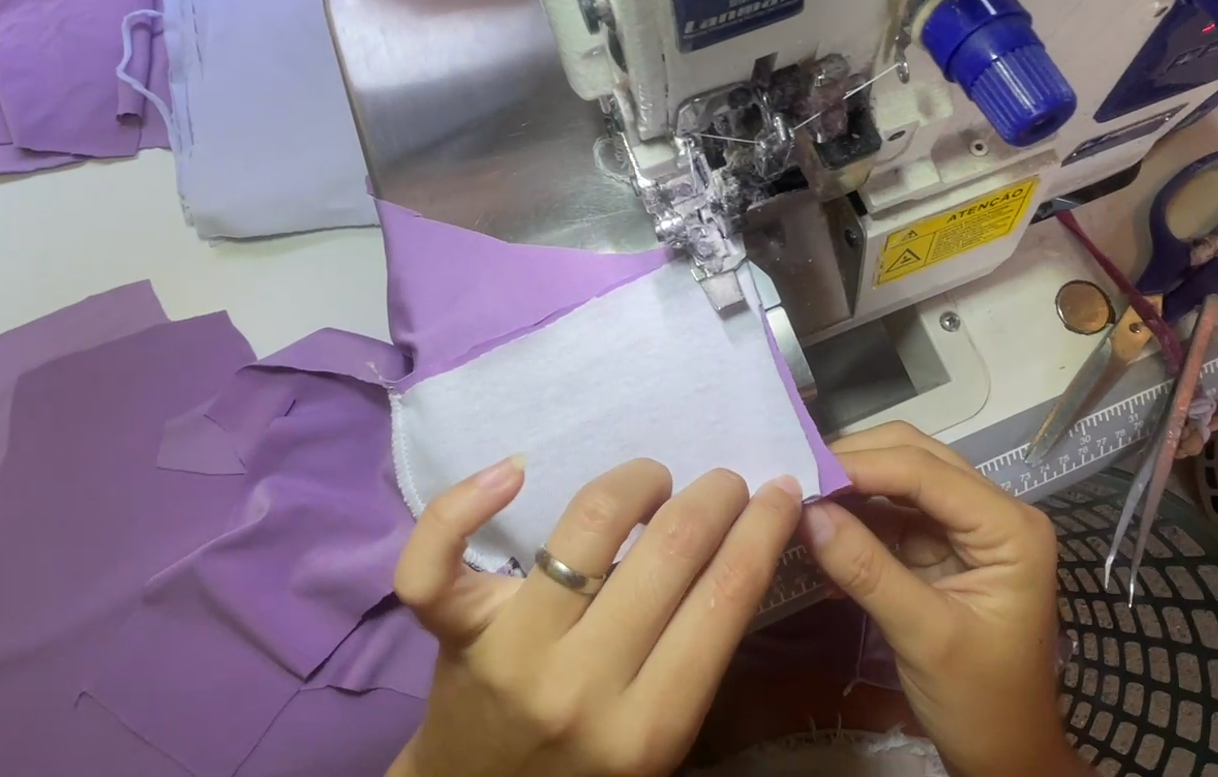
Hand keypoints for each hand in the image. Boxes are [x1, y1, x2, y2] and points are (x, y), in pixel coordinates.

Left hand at [390, 456, 803, 776]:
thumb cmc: (585, 764)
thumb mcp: (659, 734)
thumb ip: (692, 650)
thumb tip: (738, 539)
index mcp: (649, 725)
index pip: (726, 599)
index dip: (763, 528)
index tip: (779, 491)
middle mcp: (581, 685)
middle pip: (670, 550)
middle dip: (715, 495)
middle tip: (725, 483)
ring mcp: (510, 652)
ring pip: (588, 524)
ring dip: (639, 480)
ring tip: (655, 480)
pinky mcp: (453, 631)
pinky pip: (437, 561)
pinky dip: (464, 505)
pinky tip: (515, 469)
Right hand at [798, 423, 1086, 776]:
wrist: (1004, 754)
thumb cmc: (981, 700)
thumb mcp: (924, 636)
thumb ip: (867, 570)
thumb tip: (808, 513)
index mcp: (1009, 527)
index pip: (928, 472)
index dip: (863, 465)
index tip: (802, 471)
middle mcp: (993, 510)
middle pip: (916, 456)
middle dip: (855, 462)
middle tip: (797, 476)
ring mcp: (966, 524)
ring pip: (900, 476)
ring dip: (851, 483)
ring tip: (801, 494)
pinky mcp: (940, 542)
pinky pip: (891, 510)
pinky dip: (855, 514)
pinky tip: (821, 527)